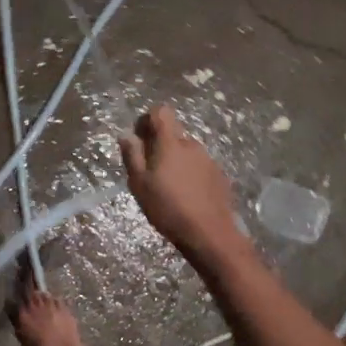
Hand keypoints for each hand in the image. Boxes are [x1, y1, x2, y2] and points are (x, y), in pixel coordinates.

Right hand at [119, 106, 247, 262]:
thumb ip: (132, 156)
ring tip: (167, 186)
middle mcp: (192, 145)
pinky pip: (198, 165)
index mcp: (171, 143)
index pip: (161, 112)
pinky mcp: (219, 175)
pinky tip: (185, 195)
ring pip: (186, 151)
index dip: (148, 119)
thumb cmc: (167, 207)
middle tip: (148, 170)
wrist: (209, 233)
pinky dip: (188, 173)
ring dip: (174, 160)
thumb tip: (127, 135)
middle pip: (173, 133)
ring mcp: (208, 160)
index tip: (139, 137)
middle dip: (159, 145)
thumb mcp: (139, 183)